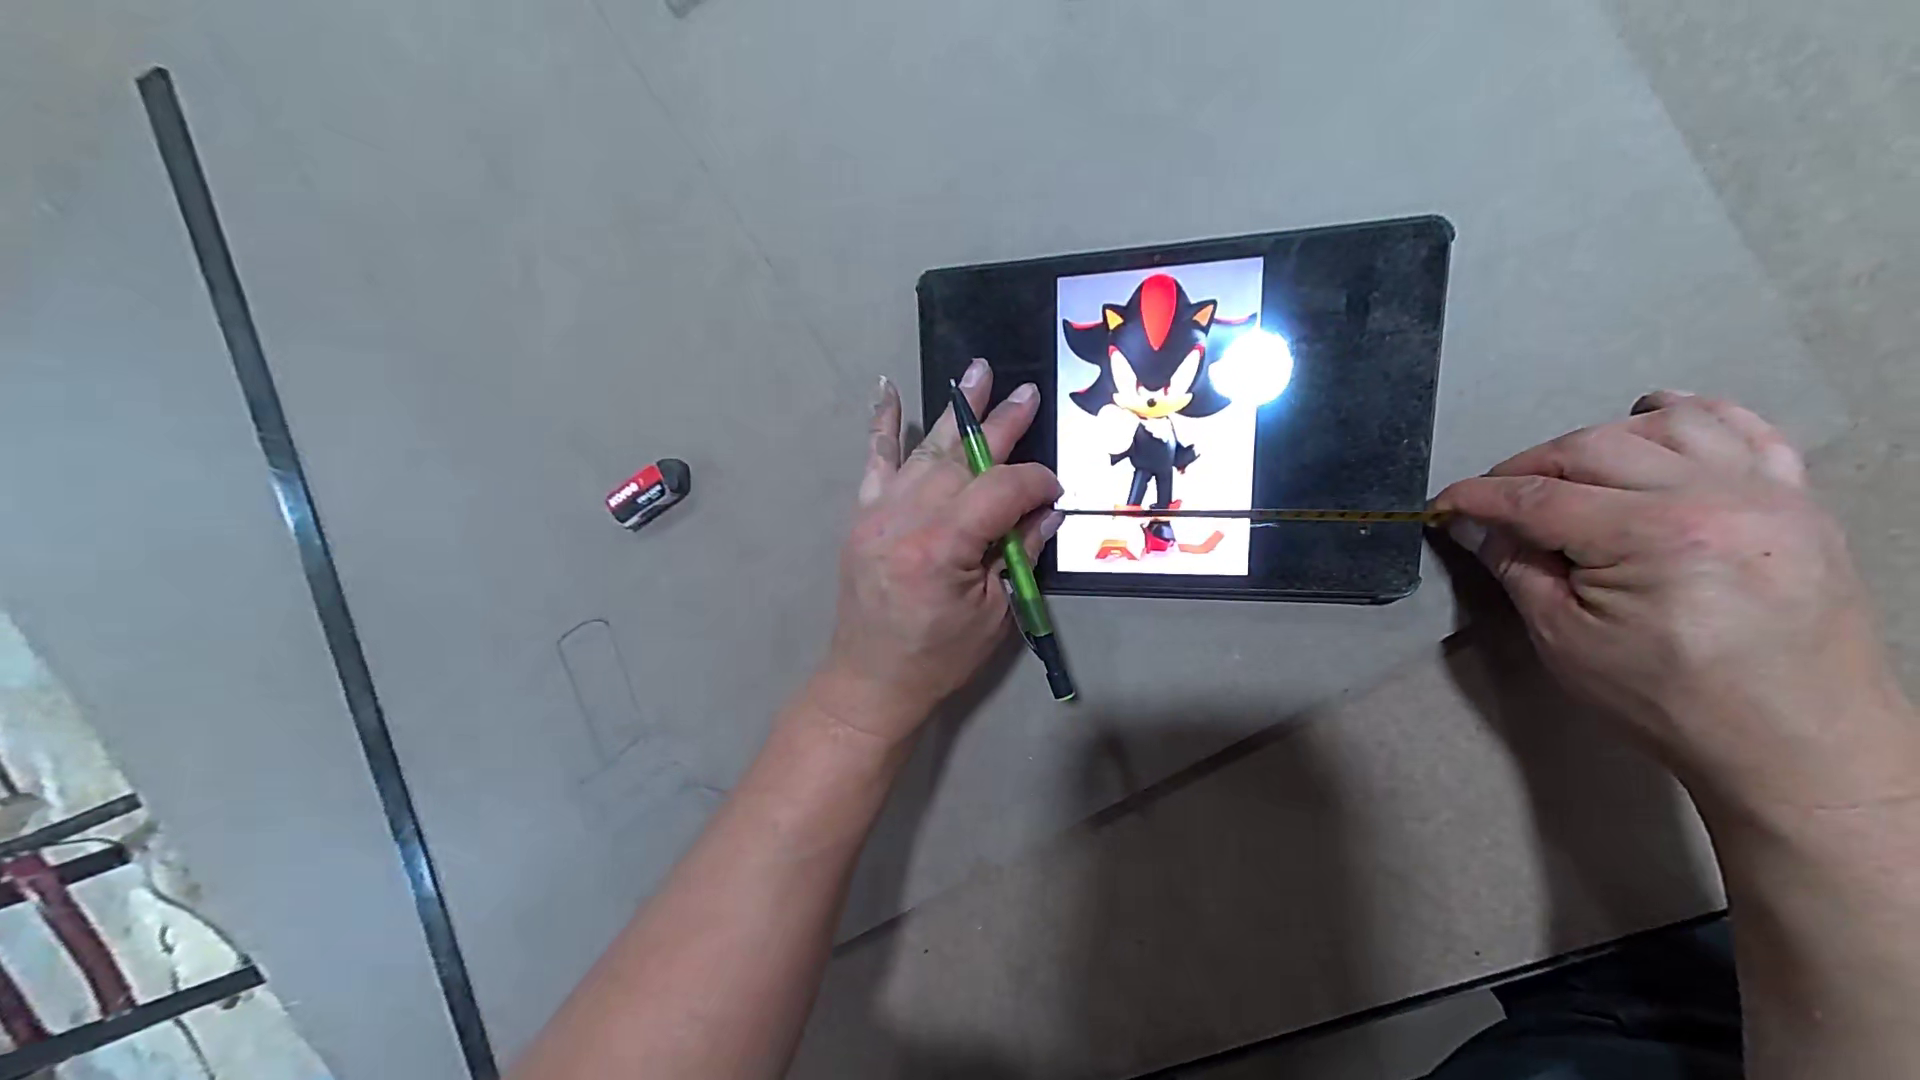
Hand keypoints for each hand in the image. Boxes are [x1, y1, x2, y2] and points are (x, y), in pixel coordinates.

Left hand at [812, 359, 1062, 745]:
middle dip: (1002, 426)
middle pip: (964, 460)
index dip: (1034, 482)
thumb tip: (1047, 508)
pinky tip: (886, 389)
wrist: (869, 679)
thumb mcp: (992, 614)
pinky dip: (882, 424)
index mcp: (942, 547)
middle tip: (1028, 394)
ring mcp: (879, 512)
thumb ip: (1018, 553)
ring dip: (957, 413)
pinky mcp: (863, 516)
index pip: (1000, 491)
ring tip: (979, 372)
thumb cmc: (937, 657)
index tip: (1055, 490)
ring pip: (927, 452)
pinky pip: (874, 461)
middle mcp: (906, 518)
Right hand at [1435, 392, 1917, 820]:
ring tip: (1561, 470)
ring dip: (1596, 440)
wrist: (1796, 744)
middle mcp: (1715, 497)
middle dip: (1523, 468)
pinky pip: (1748, 431)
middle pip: (1590, 450)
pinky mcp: (1797, 502)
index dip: (1475, 497)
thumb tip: (1468, 523)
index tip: (1438, 506)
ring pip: (1663, 427)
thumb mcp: (1562, 636)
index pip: (1535, 498)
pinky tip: (1654, 419)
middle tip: (1490, 502)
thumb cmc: (1664, 698)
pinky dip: (1692, 416)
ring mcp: (1767, 493)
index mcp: (1653, 537)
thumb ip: (1514, 566)